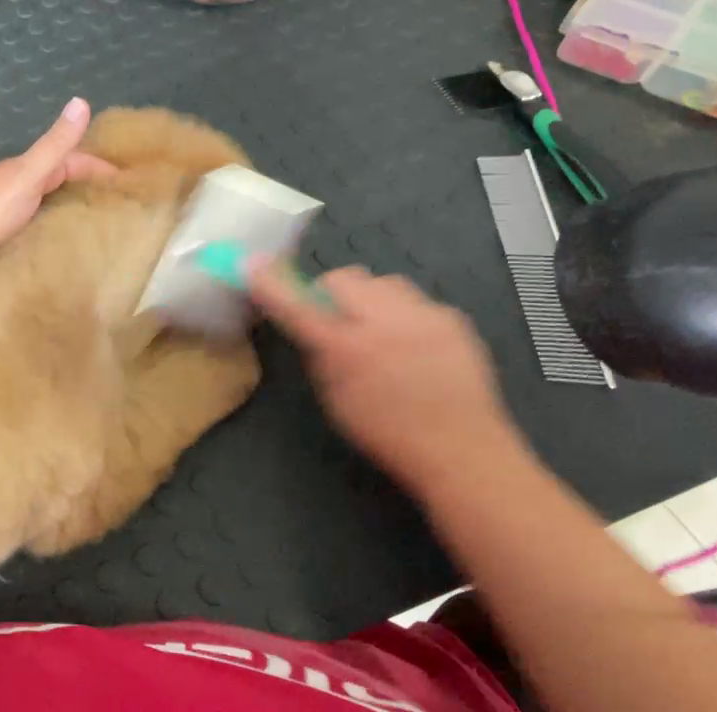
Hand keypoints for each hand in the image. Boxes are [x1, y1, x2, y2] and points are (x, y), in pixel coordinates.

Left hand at [0, 98, 117, 259]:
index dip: (97, 167)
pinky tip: (59, 241)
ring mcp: (7, 207)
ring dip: (67, 206)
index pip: (70, 160)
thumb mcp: (29, 174)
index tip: (126, 183)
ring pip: (46, 201)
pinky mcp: (1, 231)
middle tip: (117, 206)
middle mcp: (17, 182)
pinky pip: (35, 223)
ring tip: (95, 226)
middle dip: (85, 186)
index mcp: (27, 167)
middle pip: (58, 179)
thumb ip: (54, 144)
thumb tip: (81, 101)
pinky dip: (51, 225)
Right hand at [249, 263, 521, 487]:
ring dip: (371, 299)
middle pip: (343, 277)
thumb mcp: (332, 396)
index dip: (269, 281)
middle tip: (336, 318)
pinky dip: (404, 314)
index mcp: (345, 349)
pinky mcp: (453, 319)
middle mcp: (384, 323)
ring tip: (379, 330)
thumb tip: (305, 318)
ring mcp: (424, 317)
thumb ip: (317, 350)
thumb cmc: (385, 432)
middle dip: (332, 292)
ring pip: (382, 282)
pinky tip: (412, 344)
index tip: (252, 264)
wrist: (464, 453)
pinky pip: (415, 300)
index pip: (295, 302)